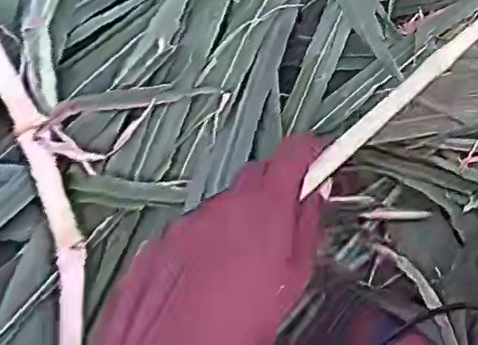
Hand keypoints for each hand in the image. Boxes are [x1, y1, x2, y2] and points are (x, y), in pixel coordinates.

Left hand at [96, 134, 327, 344]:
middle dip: (273, 189)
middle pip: (258, 173)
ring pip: (224, 203)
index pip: (296, 149)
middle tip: (282, 221)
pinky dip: (202, 243)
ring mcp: (187, 224)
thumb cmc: (233, 330)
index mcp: (266, 204)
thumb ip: (308, 224)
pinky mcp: (158, 246)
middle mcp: (225, 205)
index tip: (319, 158)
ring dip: (236, 219)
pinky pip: (190, 229)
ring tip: (238, 266)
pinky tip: (206, 278)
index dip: (312, 151)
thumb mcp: (295, 276)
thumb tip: (314, 198)